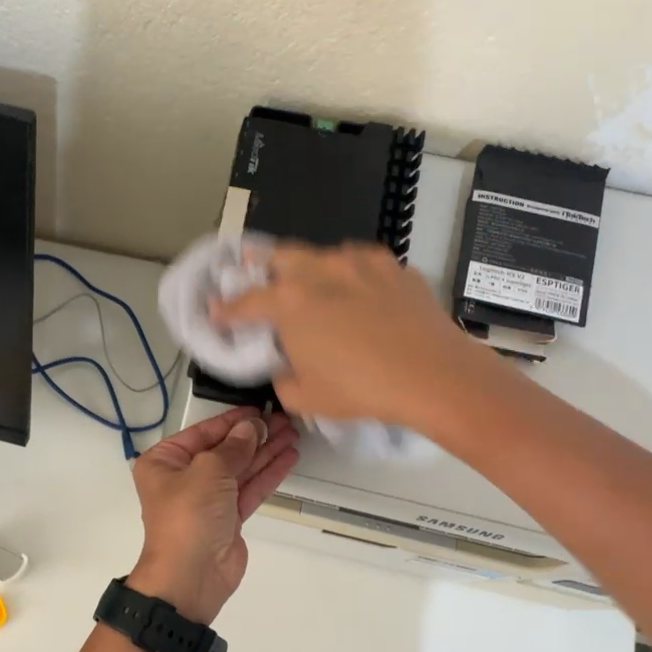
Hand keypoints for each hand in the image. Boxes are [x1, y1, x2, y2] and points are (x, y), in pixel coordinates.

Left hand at [127, 407, 299, 623]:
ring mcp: (207, 499)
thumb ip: (233, 447)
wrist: (191, 575)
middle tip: (285, 420)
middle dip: (254, 435)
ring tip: (293, 434)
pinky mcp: (227, 518)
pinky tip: (289, 458)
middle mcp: (183, 478)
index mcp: (164, 462)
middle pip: (224, 450)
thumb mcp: (209, 471)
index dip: (232, 420)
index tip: (260, 408)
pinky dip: (268, 474)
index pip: (202, 433)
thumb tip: (252, 427)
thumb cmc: (189, 515)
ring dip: (266, 452)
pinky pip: (249, 489)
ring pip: (240, 469)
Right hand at [212, 242, 515, 432]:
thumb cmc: (361, 389)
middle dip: (262, 264)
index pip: (245, 301)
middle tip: (255, 273)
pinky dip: (352, 274)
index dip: (226, 309)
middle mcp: (321, 272)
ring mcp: (362, 264)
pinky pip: (363, 264)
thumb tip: (286, 364)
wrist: (435, 376)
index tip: (216, 312)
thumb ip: (283, 376)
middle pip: (281, 256)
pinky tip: (357, 291)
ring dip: (310, 266)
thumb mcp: (304, 397)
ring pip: (325, 254)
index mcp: (290, 302)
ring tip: (311, 282)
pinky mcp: (396, 269)